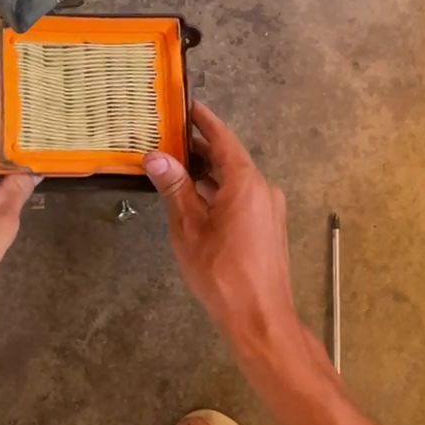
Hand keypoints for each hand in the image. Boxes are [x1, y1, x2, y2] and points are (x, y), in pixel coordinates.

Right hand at [144, 102, 298, 347]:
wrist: (261, 320)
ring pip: (234, 181)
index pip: (223, 139)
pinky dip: (218, 192)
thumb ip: (174, 187)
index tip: (187, 105)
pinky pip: (241, 198)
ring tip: (175, 168)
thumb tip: (156, 156)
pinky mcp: (268, 228)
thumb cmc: (222, 272)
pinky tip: (195, 200)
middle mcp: (263, 189)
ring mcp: (269, 210)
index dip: (204, 120)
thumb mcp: (189, 227)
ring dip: (207, 173)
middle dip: (200, 149)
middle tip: (168, 137)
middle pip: (229, 158)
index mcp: (246, 182)